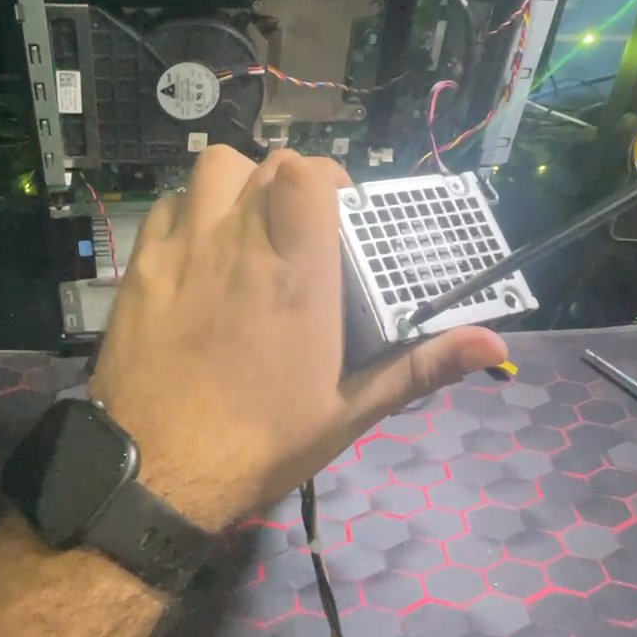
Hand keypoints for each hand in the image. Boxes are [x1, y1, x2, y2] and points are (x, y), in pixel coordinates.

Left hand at [88, 147, 507, 528]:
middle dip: (290, 184)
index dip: (326, 180)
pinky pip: (168, 205)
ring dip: (238, 184)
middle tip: (298, 228)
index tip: (337, 214)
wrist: (156, 472)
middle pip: (266, 165)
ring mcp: (183, 249)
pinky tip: (197, 249)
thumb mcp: (348, 411)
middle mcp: (239, 243)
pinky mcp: (141, 266)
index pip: (307, 174)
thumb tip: (495, 343)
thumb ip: (419, 366)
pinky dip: (189, 210)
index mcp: (297, 272)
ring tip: (246, 225)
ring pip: (212, 170)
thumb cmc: (260, 442)